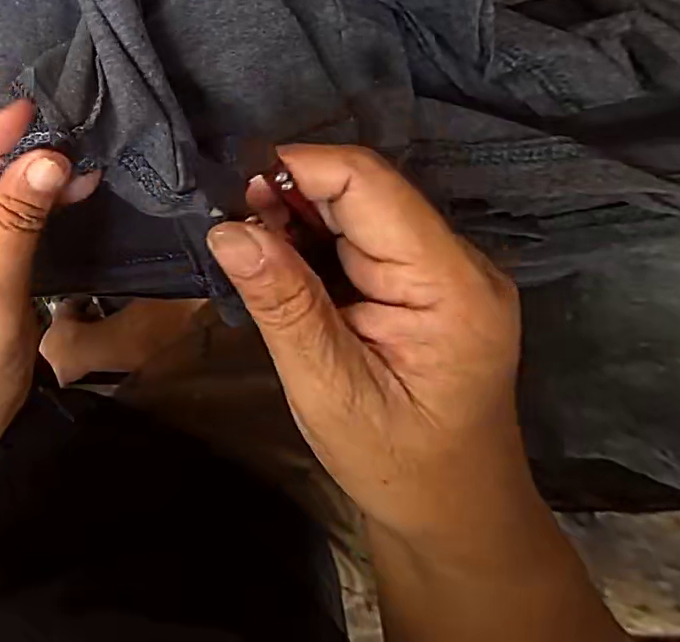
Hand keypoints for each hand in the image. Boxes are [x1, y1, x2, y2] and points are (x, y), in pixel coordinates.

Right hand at [204, 146, 528, 546]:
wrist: (453, 512)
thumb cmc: (397, 463)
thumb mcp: (327, 389)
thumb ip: (282, 304)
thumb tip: (226, 229)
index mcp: (447, 284)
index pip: (366, 182)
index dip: (295, 168)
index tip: (232, 192)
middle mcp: (451, 259)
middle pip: (358, 187)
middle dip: (284, 194)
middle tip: (230, 228)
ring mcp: (436, 266)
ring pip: (348, 204)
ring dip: (288, 215)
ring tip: (247, 248)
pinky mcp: (414, 276)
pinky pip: (350, 230)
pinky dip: (301, 235)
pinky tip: (275, 261)